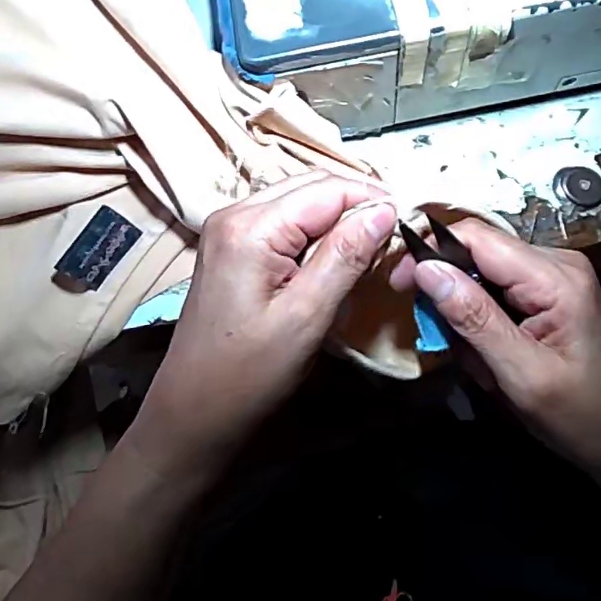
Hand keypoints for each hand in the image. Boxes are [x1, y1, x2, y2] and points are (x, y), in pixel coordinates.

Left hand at [131, 172, 397, 475]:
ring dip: (339, 217)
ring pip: (301, 199)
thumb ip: (346, 256)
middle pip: (313, 186)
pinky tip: (335, 256)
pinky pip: (286, 219)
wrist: (192, 414)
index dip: (372, 200)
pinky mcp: (233, 244)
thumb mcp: (307, 317)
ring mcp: (230, 226)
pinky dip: (317, 230)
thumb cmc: (248, 375)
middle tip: (393, 238)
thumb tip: (385, 210)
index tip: (408, 223)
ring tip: (370, 249)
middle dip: (358, 205)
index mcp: (250, 227)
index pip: (328, 189)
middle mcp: (235, 213)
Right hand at [393, 221, 600, 482]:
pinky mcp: (549, 289)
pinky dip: (484, 321)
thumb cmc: (583, 416)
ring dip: (468, 316)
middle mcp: (556, 261)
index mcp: (556, 276)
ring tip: (482, 363)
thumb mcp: (522, 376)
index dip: (432, 252)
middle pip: (478, 252)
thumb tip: (426, 269)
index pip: (477, 237)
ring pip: (483, 272)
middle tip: (448, 343)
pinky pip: (498, 288)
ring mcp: (555, 273)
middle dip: (453, 295)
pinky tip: (494, 357)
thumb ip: (474, 319)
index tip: (399, 283)